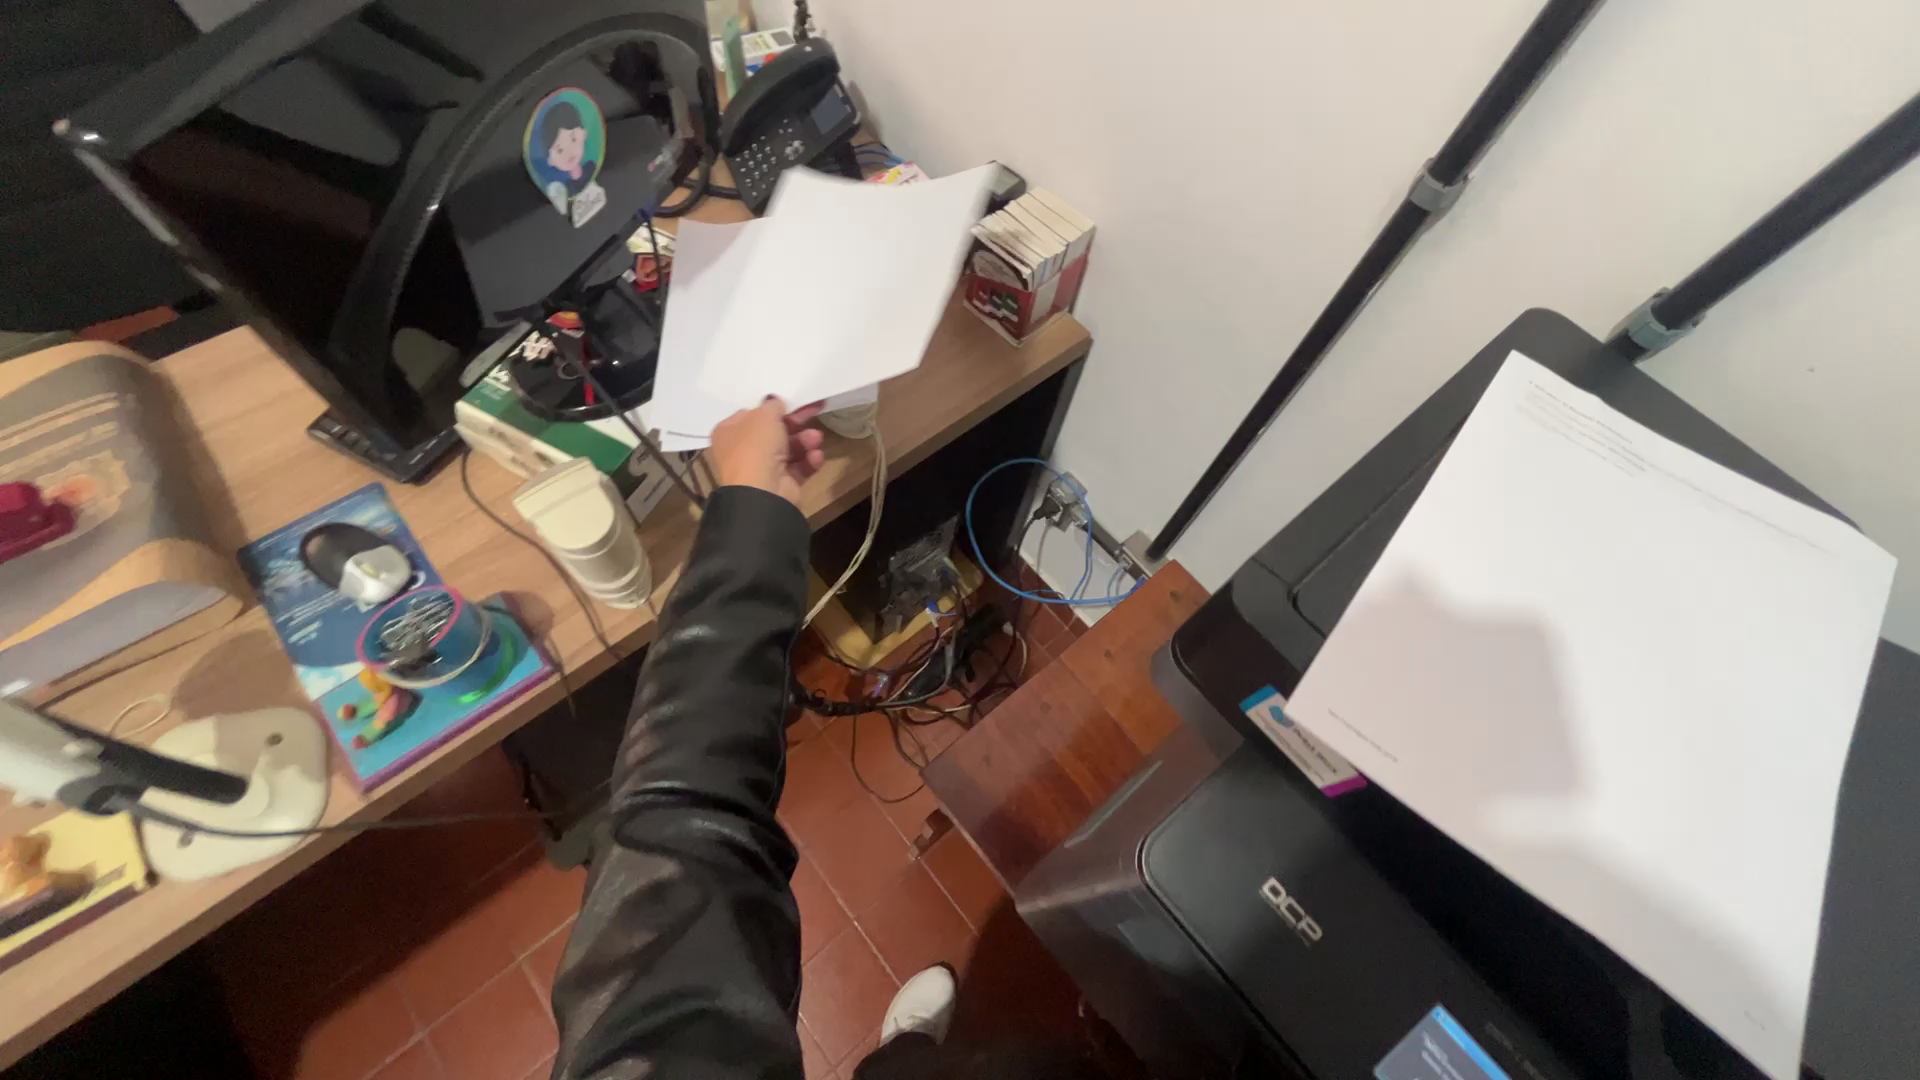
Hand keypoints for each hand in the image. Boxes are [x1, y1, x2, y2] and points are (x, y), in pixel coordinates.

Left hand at [709, 397, 825, 506]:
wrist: (762, 492)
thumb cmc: (756, 447)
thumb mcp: (764, 416)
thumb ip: (772, 405)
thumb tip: (774, 402)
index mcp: (729, 432)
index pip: (751, 415)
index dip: (771, 409)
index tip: (790, 402)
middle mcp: (743, 450)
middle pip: (774, 432)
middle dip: (796, 424)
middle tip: (814, 411)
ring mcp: (763, 469)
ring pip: (790, 449)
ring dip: (806, 441)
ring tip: (816, 439)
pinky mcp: (782, 484)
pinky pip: (798, 468)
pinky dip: (809, 461)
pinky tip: (816, 456)